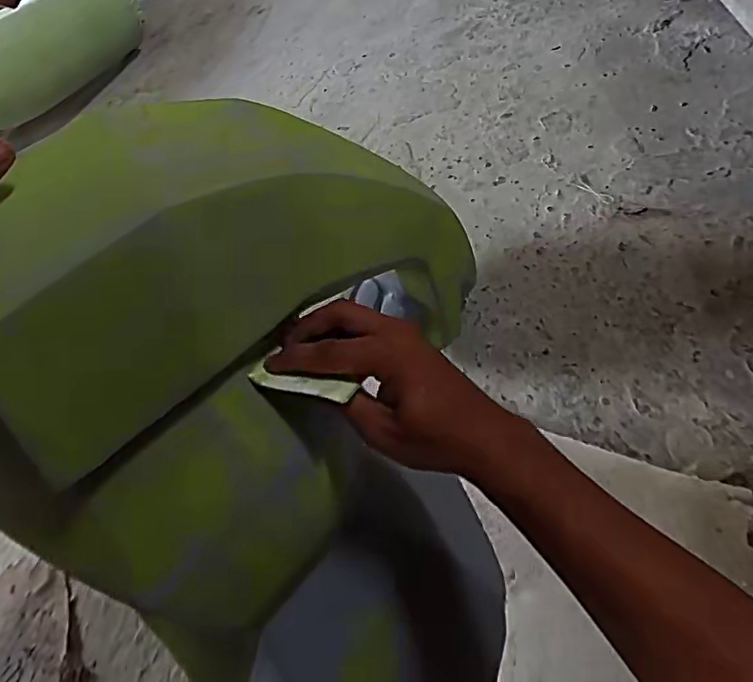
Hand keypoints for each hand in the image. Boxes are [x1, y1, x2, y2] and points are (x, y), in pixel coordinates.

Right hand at [266, 300, 532, 478]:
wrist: (483, 435)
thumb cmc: (435, 439)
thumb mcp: (383, 431)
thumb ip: (346, 402)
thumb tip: (319, 385)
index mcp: (386, 352)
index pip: (329, 352)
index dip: (296, 359)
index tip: (269, 364)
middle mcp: (393, 331)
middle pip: (340, 313)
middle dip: (308, 326)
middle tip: (283, 345)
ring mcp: (402, 331)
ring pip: (353, 313)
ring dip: (324, 324)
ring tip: (300, 344)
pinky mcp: (407, 338)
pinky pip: (365, 323)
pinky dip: (341, 329)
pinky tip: (330, 348)